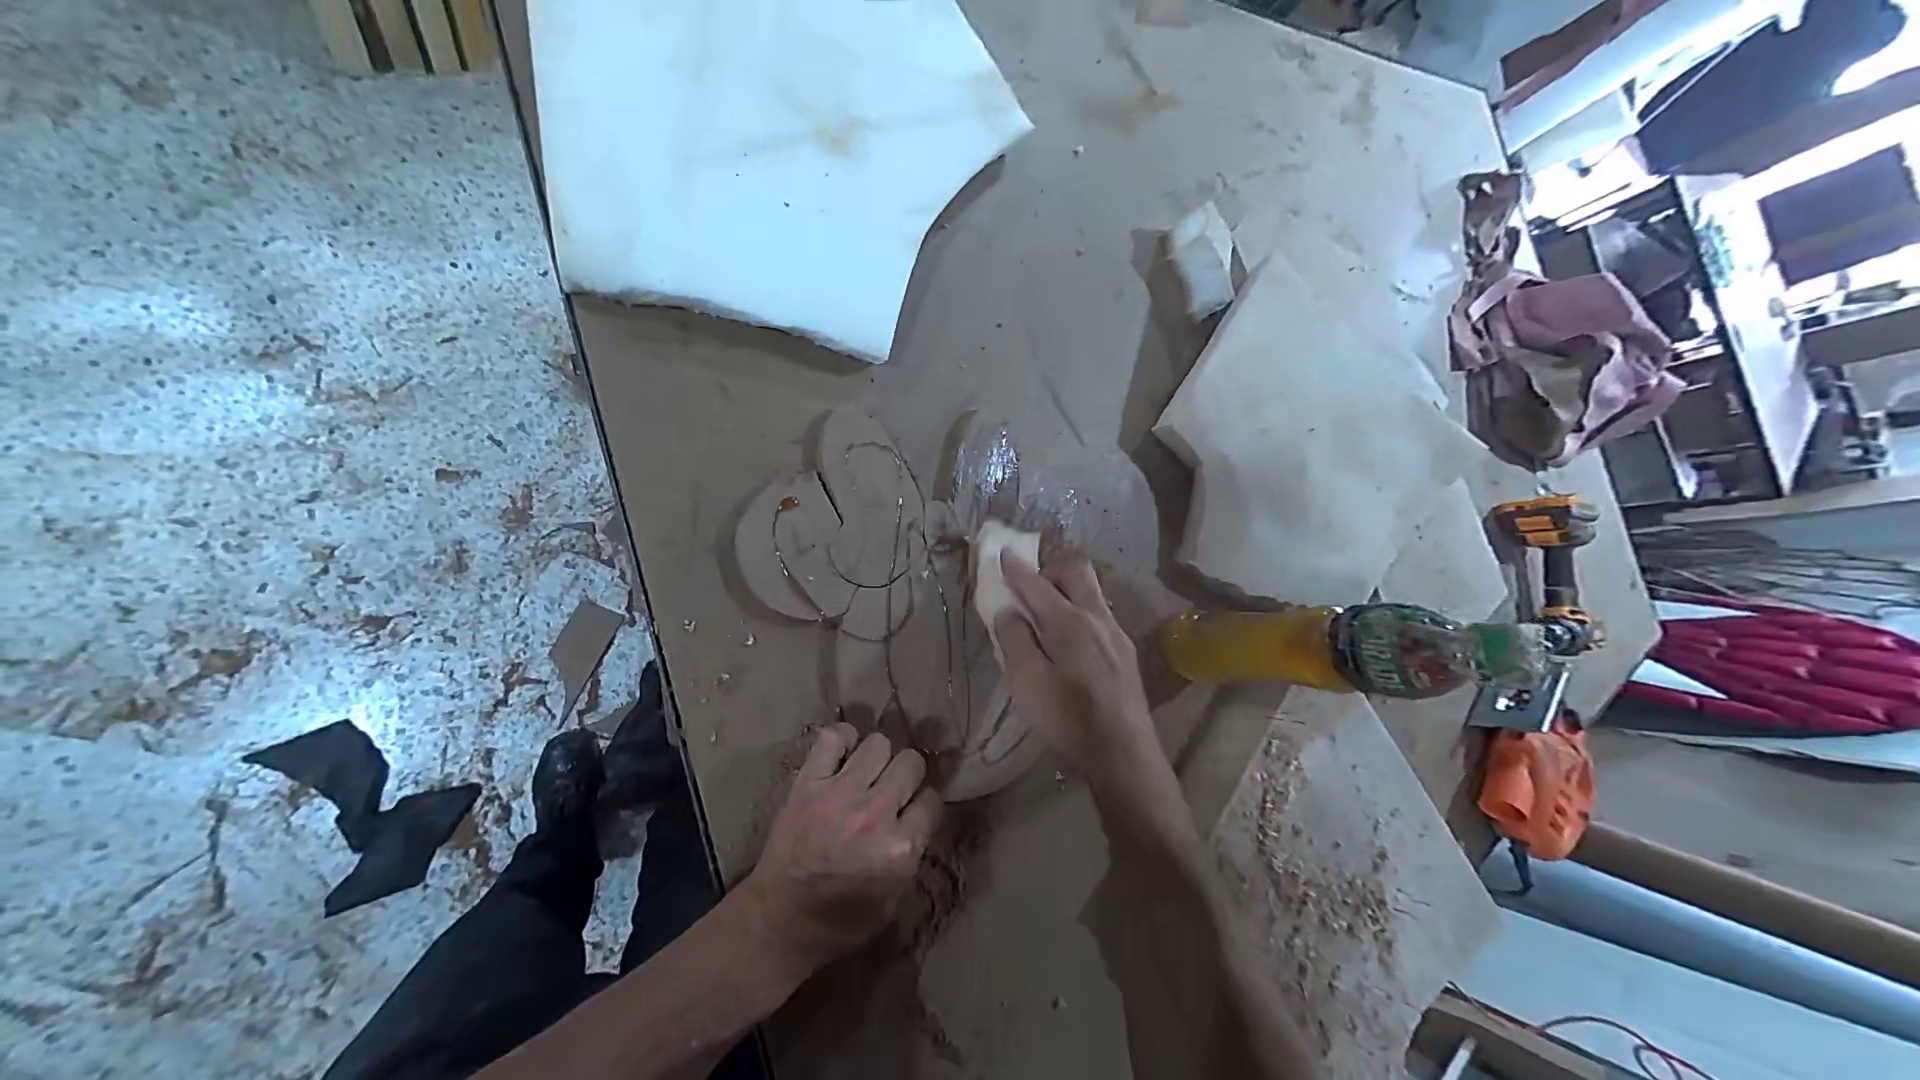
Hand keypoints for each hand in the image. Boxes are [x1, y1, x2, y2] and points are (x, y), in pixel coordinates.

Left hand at [738, 724, 941, 973]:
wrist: (779, 920)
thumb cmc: (841, 919)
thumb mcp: (894, 899)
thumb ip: (913, 852)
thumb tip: (919, 812)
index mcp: (901, 849)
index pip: (933, 800)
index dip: (924, 804)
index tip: (913, 810)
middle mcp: (875, 814)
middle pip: (911, 763)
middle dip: (908, 775)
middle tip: (893, 789)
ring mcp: (839, 794)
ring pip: (879, 743)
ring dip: (879, 758)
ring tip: (868, 773)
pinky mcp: (808, 783)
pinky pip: (834, 737)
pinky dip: (843, 738)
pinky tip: (844, 753)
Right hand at [995, 554, 1157, 776]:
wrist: (1123, 753)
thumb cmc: (1067, 719)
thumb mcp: (1026, 682)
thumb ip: (1014, 639)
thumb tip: (1009, 611)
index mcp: (1069, 622)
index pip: (1036, 584)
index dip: (1016, 569)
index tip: (1003, 554)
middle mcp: (1097, 618)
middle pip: (1076, 574)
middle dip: (1049, 572)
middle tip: (1029, 591)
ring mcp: (1117, 634)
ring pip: (1092, 594)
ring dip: (1067, 593)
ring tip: (1047, 619)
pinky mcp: (1126, 653)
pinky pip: (1099, 616)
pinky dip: (1080, 613)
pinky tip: (1071, 644)